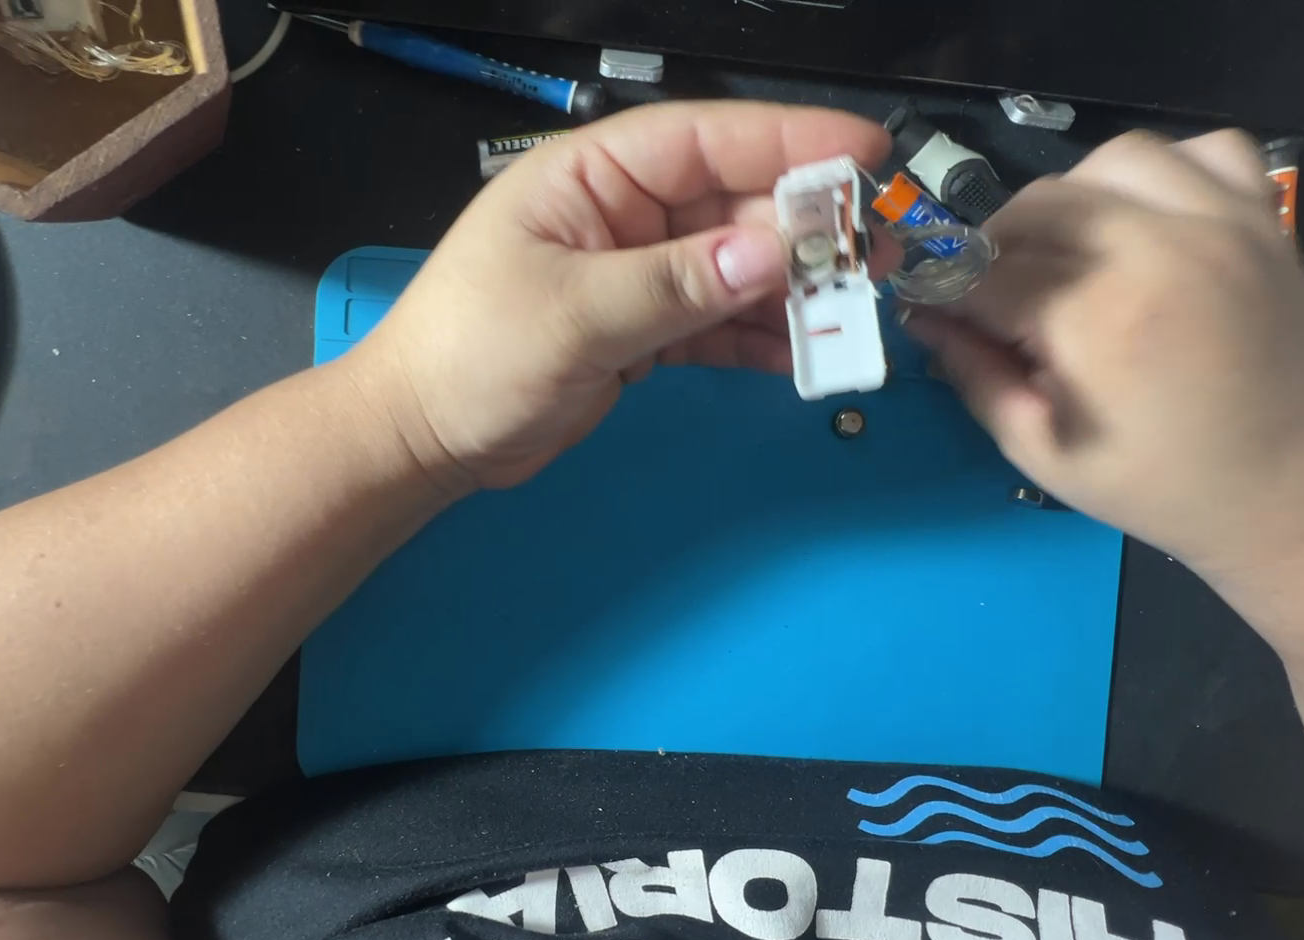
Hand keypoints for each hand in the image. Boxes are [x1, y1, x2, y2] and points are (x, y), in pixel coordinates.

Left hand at [356, 101, 889, 491]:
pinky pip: (711, 325)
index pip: (702, 141)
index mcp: (591, 178)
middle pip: (729, 206)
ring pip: (729, 270)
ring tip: (852, 306)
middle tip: (873, 254)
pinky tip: (796, 352)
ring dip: (788, 289)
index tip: (862, 155)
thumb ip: (672, 284)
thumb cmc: (473, 355)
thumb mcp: (572, 313)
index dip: (785, 141)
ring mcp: (635, 278)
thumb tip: (768, 252)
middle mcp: (621, 218)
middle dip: (801, 229)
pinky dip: (751, 338)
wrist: (429, 436)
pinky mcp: (640, 334)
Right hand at [907, 131, 1303, 574]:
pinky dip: (1151, 176)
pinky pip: (1202, 152)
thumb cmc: (1156, 486)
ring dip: (1062, 202)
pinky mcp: (1262, 222)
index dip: (938, 291)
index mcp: (1096, 319)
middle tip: (979, 293)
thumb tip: (926, 324)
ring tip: (1052, 254)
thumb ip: (975, 377)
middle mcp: (1158, 250)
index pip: (984, 276)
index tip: (920, 310)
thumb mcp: (1039, 450)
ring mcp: (1221, 225)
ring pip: (1110, 163)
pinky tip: (1131, 223)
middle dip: (988, 246)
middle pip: (1037, 206)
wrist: (1300, 488)